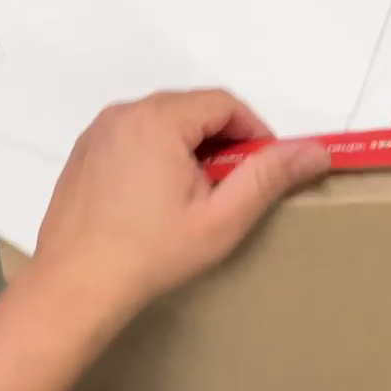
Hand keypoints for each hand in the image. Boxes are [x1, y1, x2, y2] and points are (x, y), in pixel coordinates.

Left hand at [31, 90, 330, 324]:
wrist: (73, 286)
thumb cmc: (152, 253)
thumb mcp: (221, 218)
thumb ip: (268, 176)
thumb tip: (317, 149)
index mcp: (158, 119)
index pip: (224, 103)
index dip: (254, 132)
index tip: (264, 171)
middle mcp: (124, 112)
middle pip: (192, 109)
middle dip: (222, 141)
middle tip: (231, 188)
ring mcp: (98, 130)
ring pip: (164, 122)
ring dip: (191, 148)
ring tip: (197, 197)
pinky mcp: (84, 151)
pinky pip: (135, 136)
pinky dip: (158, 154)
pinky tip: (158, 198)